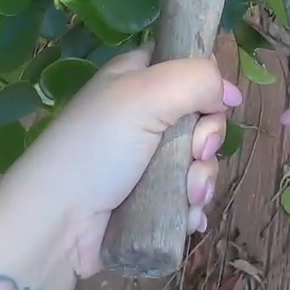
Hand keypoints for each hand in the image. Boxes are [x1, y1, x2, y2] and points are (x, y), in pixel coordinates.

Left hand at [0, 49, 241, 278]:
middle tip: (196, 154)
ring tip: (188, 196)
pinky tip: (188, 215)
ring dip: (202, 179)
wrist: (56, 225)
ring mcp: (147, 158)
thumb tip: (233, 94)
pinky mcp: (149, 197)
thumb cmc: (97, 147)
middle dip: (208, 139)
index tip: (213, 102)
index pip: (189, 64)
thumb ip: (198, 80)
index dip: (208, 82)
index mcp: (139, 76)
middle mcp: (145, 113)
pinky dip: (193, 205)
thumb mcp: (147, 94)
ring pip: (200, 158)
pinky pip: (189, 194)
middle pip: (203, 114)